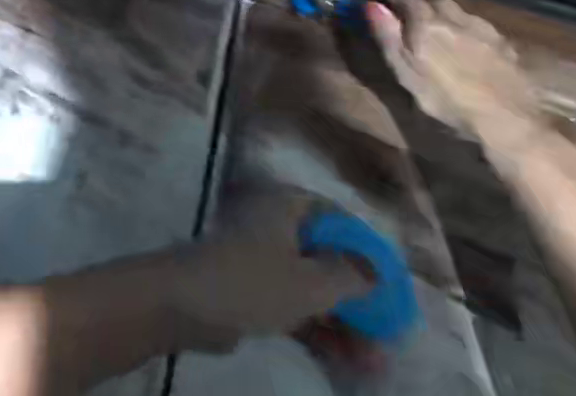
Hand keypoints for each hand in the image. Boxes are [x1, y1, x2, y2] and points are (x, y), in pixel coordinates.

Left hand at [167, 192, 374, 350]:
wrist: (184, 304)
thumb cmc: (249, 281)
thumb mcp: (309, 281)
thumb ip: (348, 274)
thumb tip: (373, 268)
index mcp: (283, 208)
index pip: (332, 214)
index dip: (363, 243)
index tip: (392, 276)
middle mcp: (272, 227)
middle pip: (324, 256)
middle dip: (358, 297)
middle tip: (389, 333)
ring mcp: (259, 261)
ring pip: (311, 288)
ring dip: (343, 324)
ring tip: (376, 365)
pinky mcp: (249, 292)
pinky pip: (293, 308)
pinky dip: (318, 332)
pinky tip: (348, 368)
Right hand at [366, 0, 543, 153]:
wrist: (508, 121)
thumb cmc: (446, 99)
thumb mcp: (404, 71)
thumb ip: (387, 35)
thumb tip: (371, 5)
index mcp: (427, 23)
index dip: (391, 0)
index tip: (380, 5)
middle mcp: (456, 19)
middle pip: (435, 1)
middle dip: (421, 6)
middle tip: (412, 21)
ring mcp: (485, 31)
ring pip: (461, 12)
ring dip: (447, 16)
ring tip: (442, 31)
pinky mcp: (507, 47)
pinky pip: (482, 28)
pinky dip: (470, 30)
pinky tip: (471, 46)